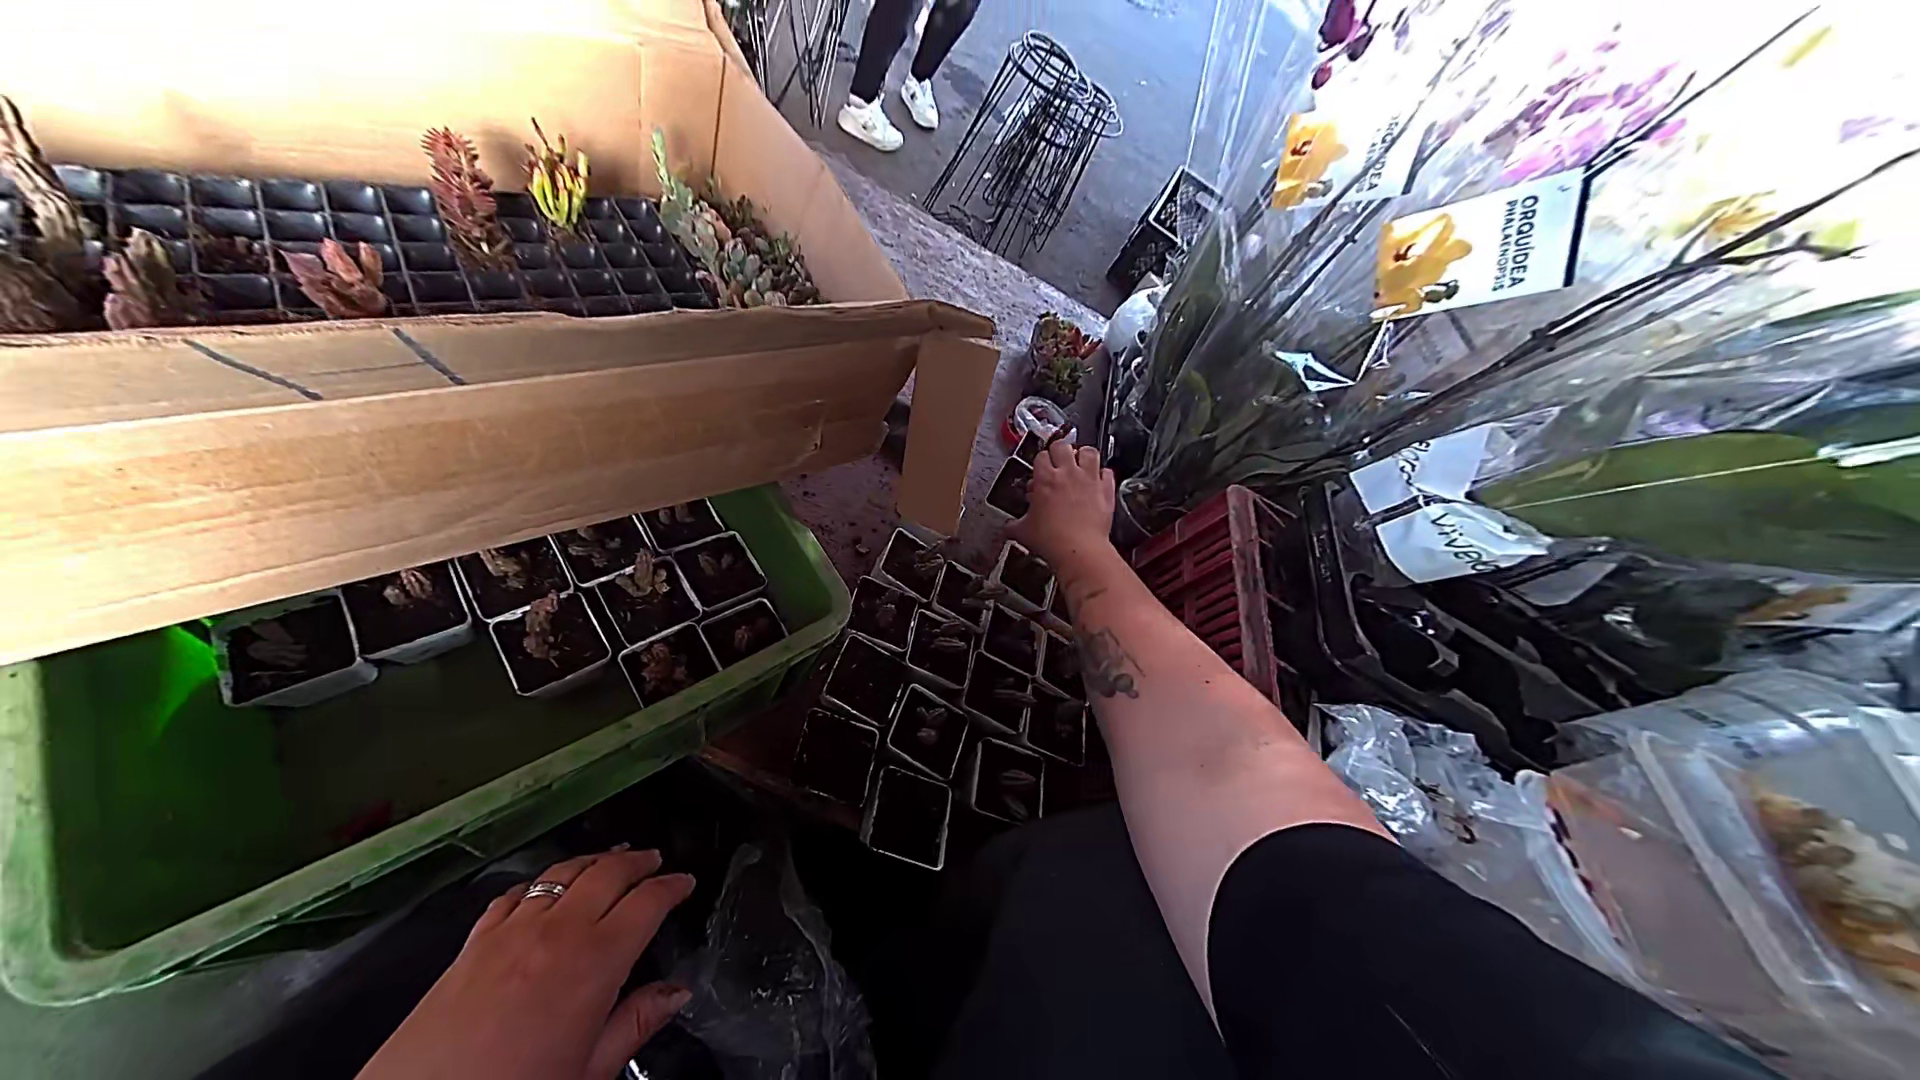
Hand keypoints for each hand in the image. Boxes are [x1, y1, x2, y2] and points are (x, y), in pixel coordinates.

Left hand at [356, 849, 695, 1079]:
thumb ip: (637, 1023)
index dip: (673, 886)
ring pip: (565, 871)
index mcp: (596, 961)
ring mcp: (512, 931)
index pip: (648, 901)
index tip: (684, 883)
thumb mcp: (588, 1072)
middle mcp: (558, 932)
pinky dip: (542, 881)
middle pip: (610, 871)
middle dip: (640, 860)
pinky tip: (546, 887)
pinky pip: (516, 893)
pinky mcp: (473, 943)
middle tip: (655, 861)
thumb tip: (677, 993)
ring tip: (612, 859)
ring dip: (596, 860)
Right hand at [1009, 437, 1116, 580]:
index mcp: (1045, 479)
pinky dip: (1103, 474)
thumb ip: (1014, 525)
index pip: (1041, 456)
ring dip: (1083, 455)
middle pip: (1063, 446)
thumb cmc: (1052, 540)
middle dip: (1059, 451)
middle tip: (1058, 461)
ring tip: (1079, 463)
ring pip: (1089, 451)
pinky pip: (1108, 471)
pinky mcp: (1105, 490)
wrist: (1079, 550)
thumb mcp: (1024, 532)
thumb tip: (1009, 528)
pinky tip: (1098, 480)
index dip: (1040, 462)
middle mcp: (1068, 474)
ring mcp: (1089, 480)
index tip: (1040, 471)